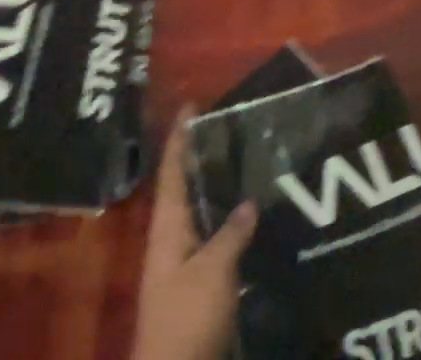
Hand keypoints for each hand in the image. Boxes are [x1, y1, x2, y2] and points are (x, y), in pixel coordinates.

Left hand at [132, 106, 257, 359]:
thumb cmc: (186, 315)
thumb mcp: (212, 272)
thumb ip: (230, 234)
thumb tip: (248, 200)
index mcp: (166, 226)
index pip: (172, 170)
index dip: (180, 138)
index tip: (191, 106)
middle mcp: (171, 237)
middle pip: (185, 188)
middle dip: (203, 158)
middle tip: (231, 128)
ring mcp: (183, 261)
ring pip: (201, 213)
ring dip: (219, 190)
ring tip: (247, 163)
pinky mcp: (198, 283)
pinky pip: (213, 239)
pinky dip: (230, 223)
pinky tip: (254, 218)